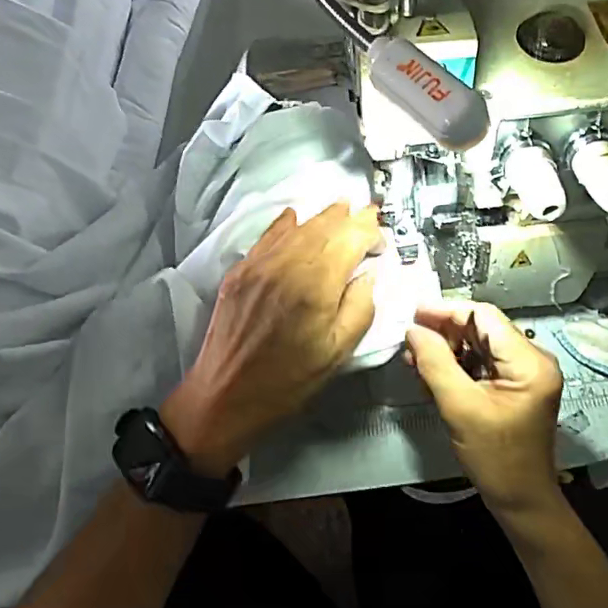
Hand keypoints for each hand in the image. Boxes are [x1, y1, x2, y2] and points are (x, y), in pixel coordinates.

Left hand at [163, 203, 380, 475]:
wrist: (226, 396)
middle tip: (367, 217)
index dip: (370, 231)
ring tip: (341, 212)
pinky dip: (287, 224)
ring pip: (297, 226)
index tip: (381, 239)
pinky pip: (268, 236)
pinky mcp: (240, 271)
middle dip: (350, 218)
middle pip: (325, 225)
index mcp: (316, 286)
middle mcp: (287, 265)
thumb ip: (361, 306)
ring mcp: (259, 264)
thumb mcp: (339, 351)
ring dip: (322, 217)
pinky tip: (296, 218)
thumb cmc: (289, 380)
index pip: (350, 238)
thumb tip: (368, 274)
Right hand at [405, 302, 565, 515]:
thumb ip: (435, 364)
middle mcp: (533, 359)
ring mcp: (526, 373)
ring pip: (480, 345)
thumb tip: (414, 330)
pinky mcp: (516, 386)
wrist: (522, 500)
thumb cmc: (496, 458)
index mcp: (530, 361)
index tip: (414, 314)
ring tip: (415, 359)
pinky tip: (432, 373)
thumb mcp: (460, 409)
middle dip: (444, 332)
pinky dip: (458, 365)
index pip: (485, 317)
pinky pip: (483, 363)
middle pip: (482, 328)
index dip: (447, 311)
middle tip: (410, 341)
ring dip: (448, 349)